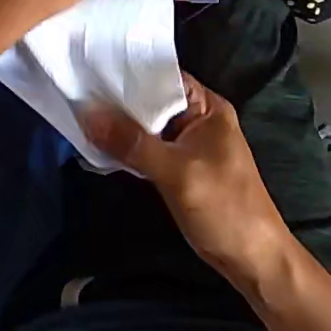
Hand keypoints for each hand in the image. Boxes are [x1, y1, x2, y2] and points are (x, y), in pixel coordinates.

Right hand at [81, 73, 294, 285]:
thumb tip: (87, 114)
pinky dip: (126, 147)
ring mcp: (187, 144)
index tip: (91, 69)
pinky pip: (146, 147)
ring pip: (146, 125)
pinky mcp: (178, 167)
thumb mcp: (176, 172)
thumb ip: (132, 142)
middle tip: (77, 92)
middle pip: (151, 100)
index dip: (129, 72)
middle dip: (118, 100)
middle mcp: (197, 119)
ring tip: (79, 114)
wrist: (254, 262)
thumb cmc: (225, 209)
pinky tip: (97, 144)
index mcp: (207, 107)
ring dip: (119, 125)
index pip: (162, 76)